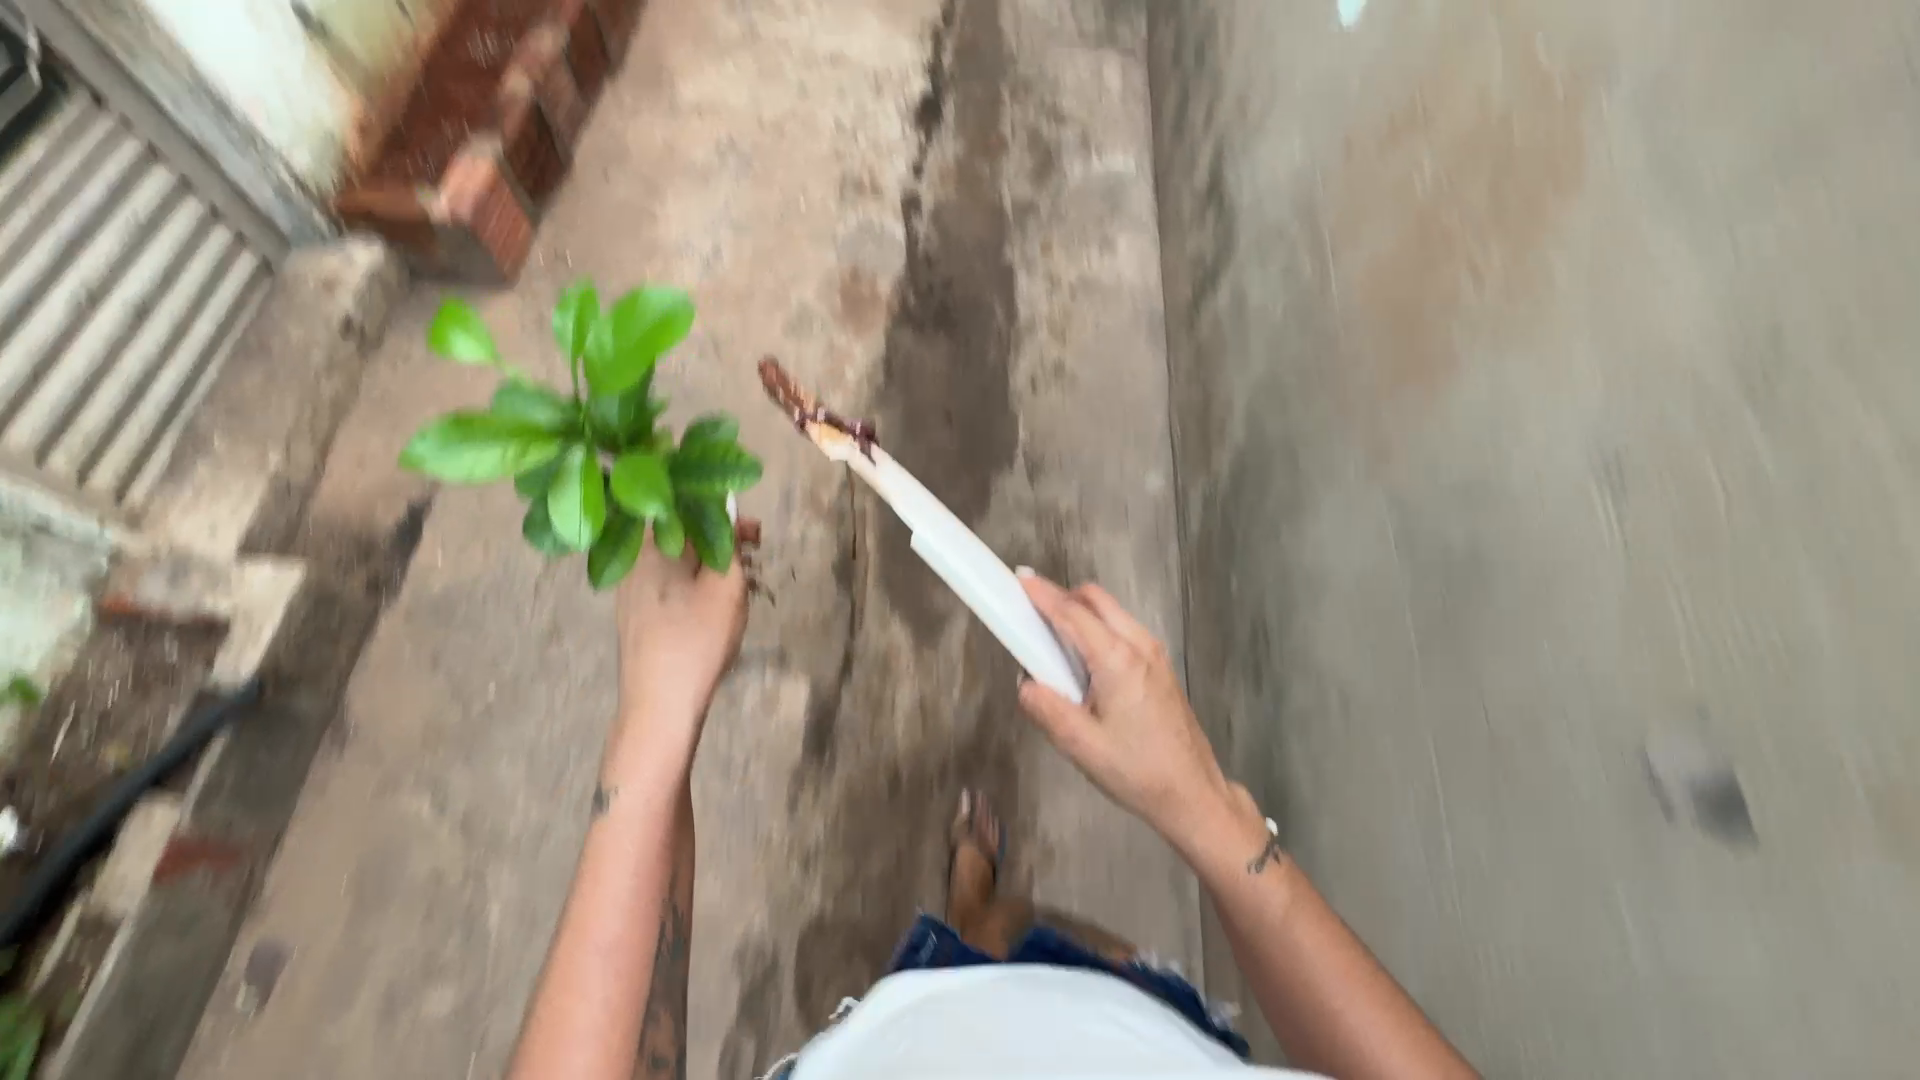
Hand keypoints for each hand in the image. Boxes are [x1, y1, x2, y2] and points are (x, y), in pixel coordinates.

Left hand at [613, 532, 748, 754]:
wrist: (660, 703)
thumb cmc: (697, 638)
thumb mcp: (726, 584)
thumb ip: (729, 542)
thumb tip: (727, 512)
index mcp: (649, 545)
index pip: (688, 508)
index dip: (726, 514)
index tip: (756, 534)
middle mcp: (631, 560)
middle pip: (681, 534)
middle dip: (720, 539)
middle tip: (754, 557)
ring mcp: (629, 588)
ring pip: (675, 560)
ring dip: (708, 562)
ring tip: (740, 582)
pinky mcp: (634, 613)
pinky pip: (667, 582)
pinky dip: (693, 582)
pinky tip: (713, 603)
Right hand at [1016, 572, 1239, 848]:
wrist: (1193, 794)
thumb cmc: (1137, 771)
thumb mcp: (1081, 746)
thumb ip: (1047, 709)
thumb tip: (1026, 683)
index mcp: (1118, 660)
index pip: (1072, 613)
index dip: (1042, 594)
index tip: (1018, 578)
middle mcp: (1140, 646)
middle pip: (1096, 599)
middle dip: (1061, 597)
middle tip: (1029, 613)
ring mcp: (1155, 654)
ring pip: (1112, 612)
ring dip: (1081, 614)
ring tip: (1051, 643)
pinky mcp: (1160, 666)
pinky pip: (1122, 630)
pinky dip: (1098, 629)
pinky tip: (1082, 664)